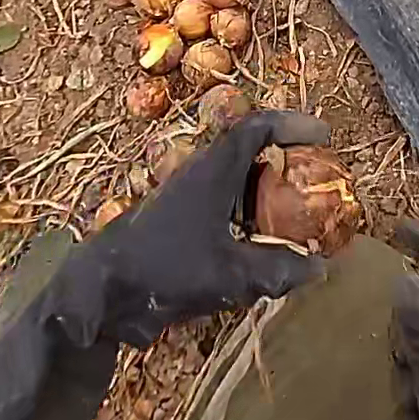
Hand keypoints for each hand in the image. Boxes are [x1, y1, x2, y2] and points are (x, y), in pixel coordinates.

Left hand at [54, 110, 331, 346]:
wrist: (95, 295)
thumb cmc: (162, 269)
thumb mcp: (227, 274)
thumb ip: (277, 270)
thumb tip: (321, 269)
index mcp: (216, 167)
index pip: (260, 125)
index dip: (295, 125)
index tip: (323, 136)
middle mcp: (204, 169)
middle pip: (253, 143)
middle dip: (288, 151)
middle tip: (316, 168)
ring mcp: (189, 189)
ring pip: (238, 169)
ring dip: (269, 177)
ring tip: (296, 199)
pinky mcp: (181, 211)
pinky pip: (226, 192)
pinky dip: (251, 201)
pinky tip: (261, 233)